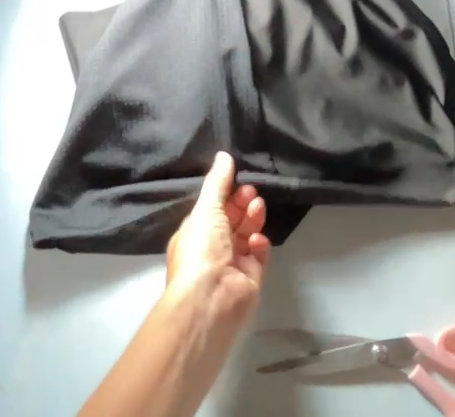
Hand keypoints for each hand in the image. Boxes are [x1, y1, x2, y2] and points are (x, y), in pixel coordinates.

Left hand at [164, 152, 270, 329]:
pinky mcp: (250, 279)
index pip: (213, 209)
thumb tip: (224, 155)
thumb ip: (217, 183)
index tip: (239, 182)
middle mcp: (212, 248)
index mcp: (195, 233)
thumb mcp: (206, 209)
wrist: (210, 299)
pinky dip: (260, 245)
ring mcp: (232, 264)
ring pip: (247, 235)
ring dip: (253, 219)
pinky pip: (258, 256)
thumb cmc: (201, 250)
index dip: (227, 194)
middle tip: (251, 194)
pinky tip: (257, 240)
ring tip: (257, 208)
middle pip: (232, 220)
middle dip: (242, 204)